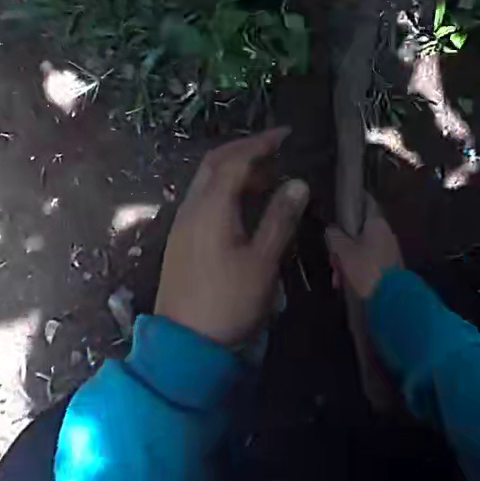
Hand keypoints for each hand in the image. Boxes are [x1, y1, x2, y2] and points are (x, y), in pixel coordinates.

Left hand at [155, 128, 309, 346]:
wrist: (184, 345)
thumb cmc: (228, 302)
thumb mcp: (262, 262)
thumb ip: (280, 219)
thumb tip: (298, 182)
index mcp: (211, 207)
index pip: (235, 160)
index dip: (261, 143)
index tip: (286, 134)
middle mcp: (192, 207)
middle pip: (215, 163)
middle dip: (245, 150)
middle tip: (276, 149)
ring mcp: (183, 223)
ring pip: (207, 181)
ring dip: (235, 170)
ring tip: (268, 177)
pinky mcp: (182, 238)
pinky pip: (204, 197)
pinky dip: (226, 188)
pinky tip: (245, 204)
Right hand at [324, 196, 403, 300]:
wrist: (392, 300)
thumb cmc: (365, 269)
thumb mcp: (342, 251)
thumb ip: (333, 236)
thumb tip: (331, 229)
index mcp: (377, 223)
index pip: (355, 215)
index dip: (340, 226)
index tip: (331, 240)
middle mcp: (386, 233)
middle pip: (356, 237)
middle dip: (341, 253)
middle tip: (334, 268)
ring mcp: (391, 251)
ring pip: (362, 252)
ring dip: (348, 265)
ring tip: (340, 282)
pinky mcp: (393, 267)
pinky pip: (370, 264)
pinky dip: (359, 271)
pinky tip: (350, 285)